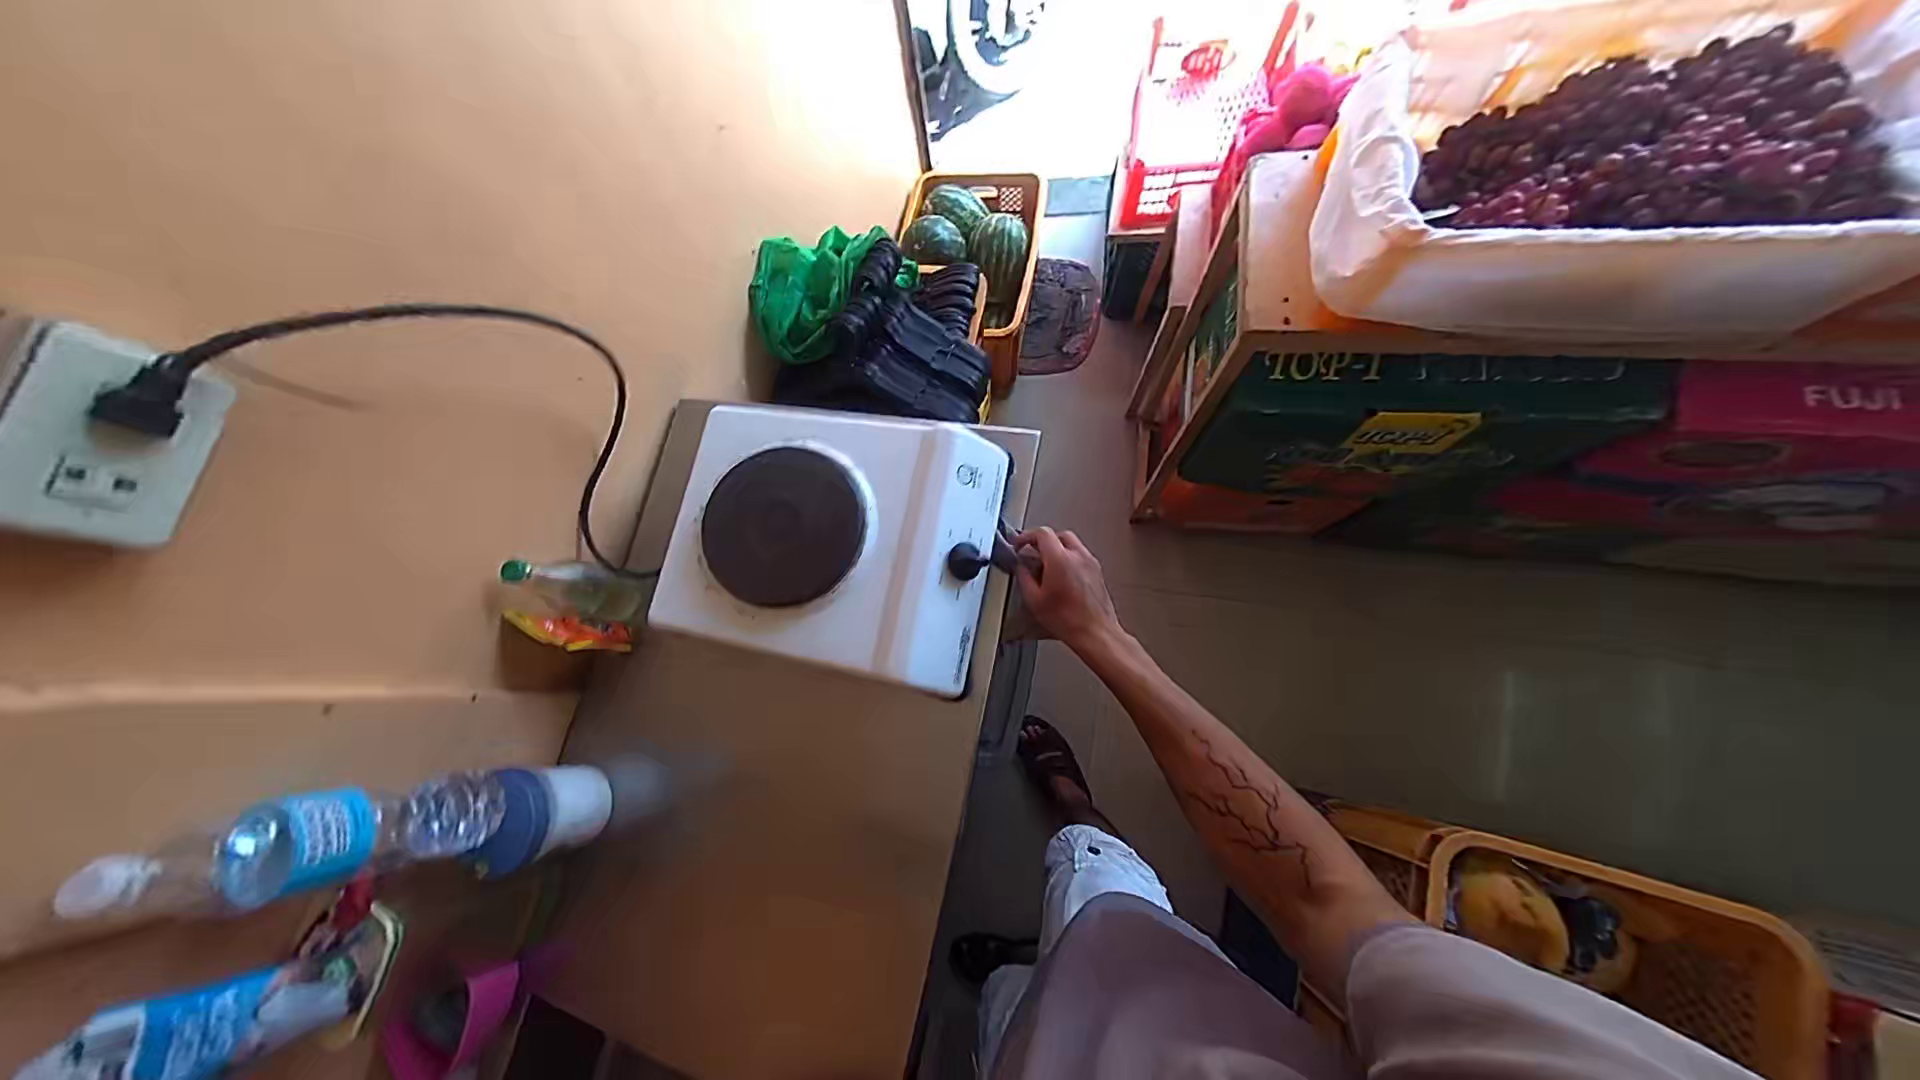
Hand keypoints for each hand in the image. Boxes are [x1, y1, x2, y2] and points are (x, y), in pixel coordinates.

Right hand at [1012, 527, 1123, 653]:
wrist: (1095, 632)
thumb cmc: (1068, 619)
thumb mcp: (1034, 600)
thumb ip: (1024, 577)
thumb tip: (1021, 568)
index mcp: (1059, 559)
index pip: (1042, 533)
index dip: (1026, 536)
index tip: (1020, 544)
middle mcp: (1077, 556)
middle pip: (1058, 535)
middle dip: (1042, 540)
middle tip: (1031, 551)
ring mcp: (1090, 563)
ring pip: (1071, 544)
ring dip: (1056, 549)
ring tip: (1045, 564)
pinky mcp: (1097, 572)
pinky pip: (1080, 555)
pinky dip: (1069, 558)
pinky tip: (1061, 575)